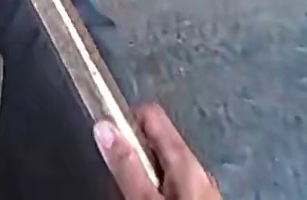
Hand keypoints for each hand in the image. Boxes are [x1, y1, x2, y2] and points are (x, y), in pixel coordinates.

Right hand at [95, 104, 220, 199]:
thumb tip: (103, 127)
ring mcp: (203, 194)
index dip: (125, 121)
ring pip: (162, 173)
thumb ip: (126, 165)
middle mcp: (198, 173)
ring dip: (143, 184)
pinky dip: (157, 198)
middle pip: (155, 145)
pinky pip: (172, 193)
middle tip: (118, 185)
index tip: (108, 141)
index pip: (150, 115)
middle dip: (132, 161)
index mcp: (186, 161)